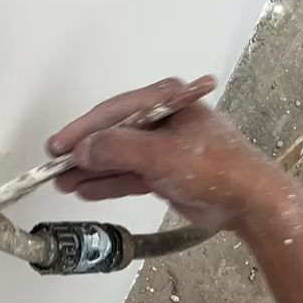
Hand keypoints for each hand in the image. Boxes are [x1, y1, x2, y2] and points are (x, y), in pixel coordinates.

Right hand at [46, 77, 291, 231]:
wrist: (248, 201)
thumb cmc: (212, 167)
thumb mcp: (159, 154)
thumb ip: (117, 149)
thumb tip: (82, 150)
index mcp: (166, 101)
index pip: (113, 112)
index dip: (82, 130)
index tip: (55, 146)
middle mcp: (162, 120)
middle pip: (113, 134)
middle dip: (84, 152)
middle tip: (53, 167)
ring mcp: (163, 148)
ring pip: (118, 158)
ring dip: (92, 171)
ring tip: (63, 184)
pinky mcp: (165, 173)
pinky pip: (129, 176)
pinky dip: (108, 184)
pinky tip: (86, 190)